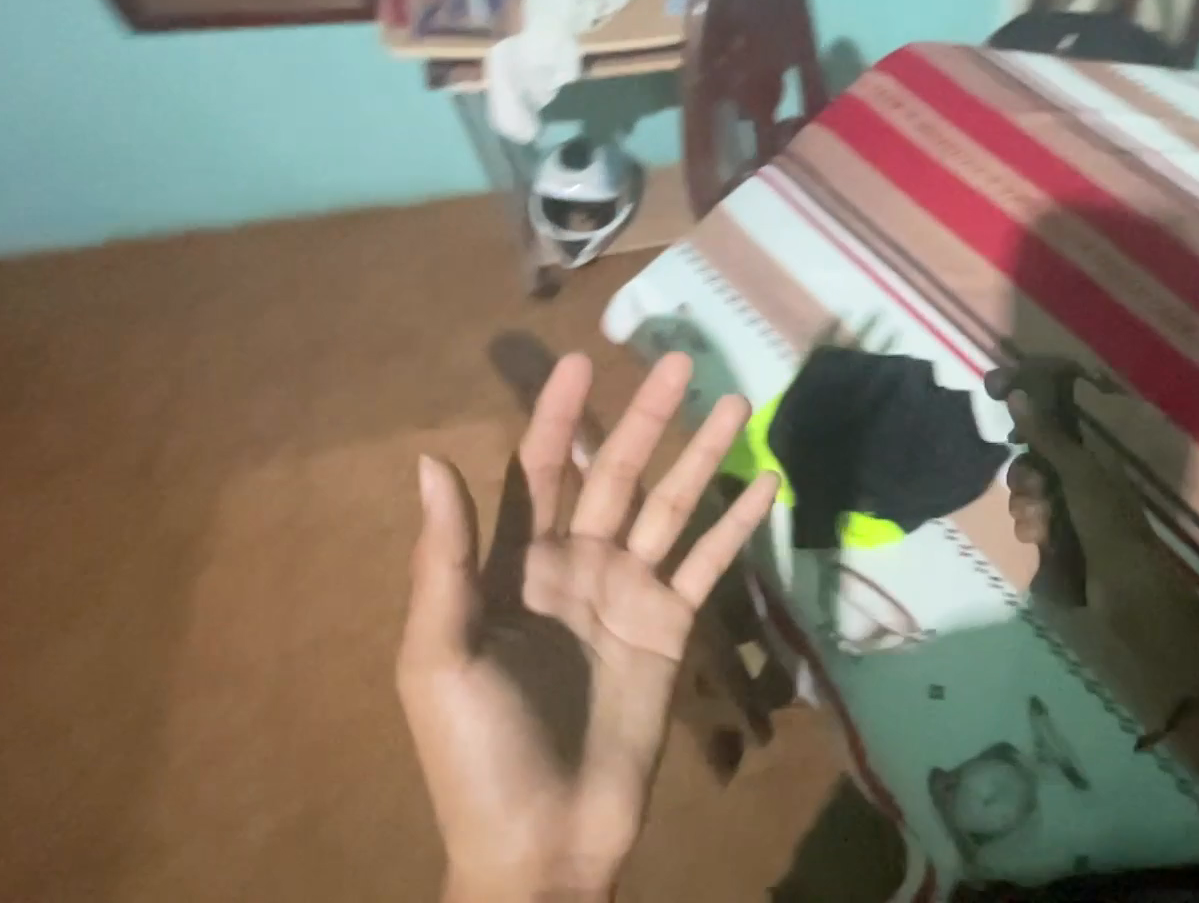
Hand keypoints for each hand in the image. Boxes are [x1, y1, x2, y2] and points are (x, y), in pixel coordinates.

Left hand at [398, 352, 777, 901]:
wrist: (546, 838)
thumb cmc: (477, 752)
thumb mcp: (441, 658)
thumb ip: (447, 561)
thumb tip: (431, 463)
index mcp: (516, 566)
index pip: (540, 469)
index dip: (558, 416)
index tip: (581, 361)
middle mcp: (578, 563)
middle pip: (619, 473)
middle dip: (648, 417)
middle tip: (681, 363)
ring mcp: (631, 591)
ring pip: (673, 506)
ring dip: (704, 457)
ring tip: (738, 406)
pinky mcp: (673, 623)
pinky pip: (709, 561)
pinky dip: (738, 523)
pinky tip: (767, 485)